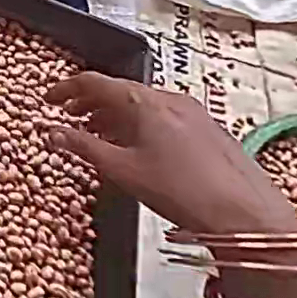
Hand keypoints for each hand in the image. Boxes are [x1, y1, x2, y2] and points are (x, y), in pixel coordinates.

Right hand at [45, 72, 296, 236]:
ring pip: (141, 103)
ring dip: (112, 114)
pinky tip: (133, 146)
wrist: (246, 215)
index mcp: (144, 102)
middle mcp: (168, 99)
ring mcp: (191, 112)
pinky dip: (137, 123)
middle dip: (88, 102)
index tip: (49, 100)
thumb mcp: (121, 169)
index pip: (94, 82)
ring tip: (96, 134)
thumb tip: (53, 133)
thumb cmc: (180, 190)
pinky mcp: (206, 128)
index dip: (66, 88)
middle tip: (68, 117)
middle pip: (119, 90)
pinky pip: (161, 115)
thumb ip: (83, 147)